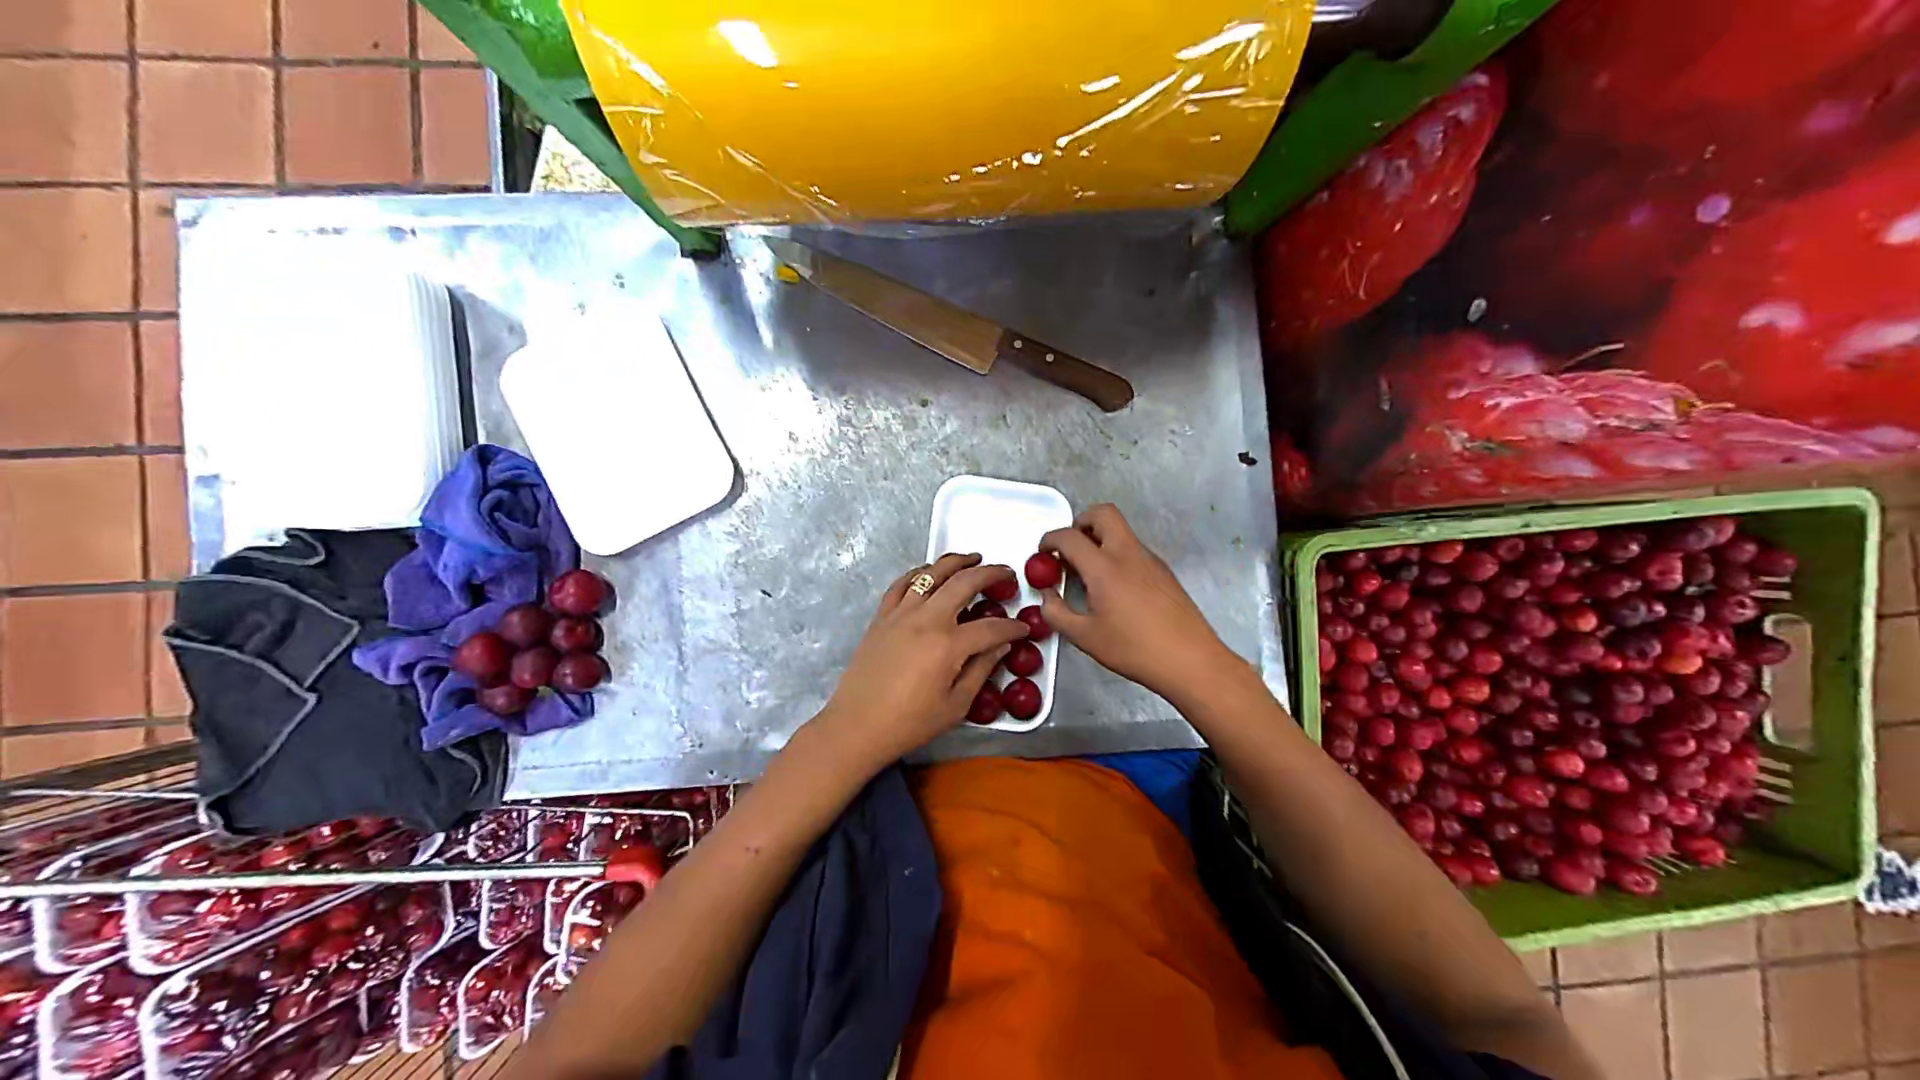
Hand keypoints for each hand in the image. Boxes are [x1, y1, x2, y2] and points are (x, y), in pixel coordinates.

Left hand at [813, 553, 1030, 767]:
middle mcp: (926, 620)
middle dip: (990, 574)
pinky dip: (918, 573)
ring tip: (972, 558)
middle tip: (1005, 573)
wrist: (857, 726)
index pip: (991, 627)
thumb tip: (1001, 646)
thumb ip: (981, 670)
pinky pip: (901, 584)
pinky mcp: (881, 617)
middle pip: (964, 583)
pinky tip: (928, 571)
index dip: (1012, 627)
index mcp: (948, 645)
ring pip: (931, 574)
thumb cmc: (909, 723)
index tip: (1023, 628)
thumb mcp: (956, 705)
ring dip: (955, 562)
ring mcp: (900, 614)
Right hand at [1039, 504, 1239, 702]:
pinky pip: (1133, 549)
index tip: (1043, 553)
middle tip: (1069, 549)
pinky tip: (1112, 589)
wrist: (1190, 660)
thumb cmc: (1134, 649)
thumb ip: (1056, 613)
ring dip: (1099, 539)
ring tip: (1087, 573)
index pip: (1070, 536)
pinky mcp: (1163, 571)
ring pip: (1120, 531)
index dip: (1050, 540)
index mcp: (1104, 567)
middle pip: (1102, 513)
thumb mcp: (1084, 637)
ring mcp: (1150, 560)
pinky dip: (1116, 555)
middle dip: (1080, 522)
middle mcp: (1128, 553)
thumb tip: (1048, 597)